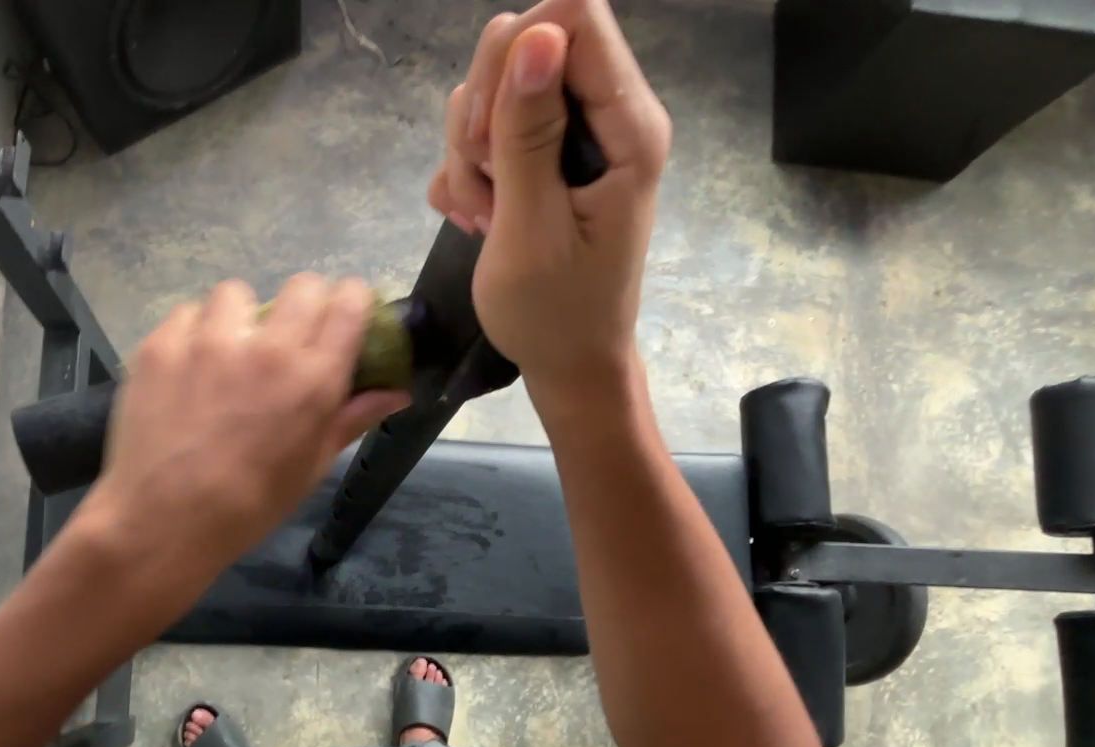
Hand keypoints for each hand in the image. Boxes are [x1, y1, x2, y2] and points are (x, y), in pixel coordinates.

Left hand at [77, 276, 410, 592]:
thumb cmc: (250, 505)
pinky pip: (187, 315)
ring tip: (227, 354)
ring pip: (237, 293)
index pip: (349, 303)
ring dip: (240, 318)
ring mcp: (209, 341)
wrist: (163, 520)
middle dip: (304, 304)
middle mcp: (267, 347)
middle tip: (289, 339)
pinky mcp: (162, 345)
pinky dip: (193, 335)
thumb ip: (353, 417)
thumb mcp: (312, 466)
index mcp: (313, 379)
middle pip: (302, 286)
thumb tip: (398, 392)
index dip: (353, 301)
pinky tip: (187, 370)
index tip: (345, 317)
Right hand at [427, 0, 671, 398]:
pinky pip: (482, 136)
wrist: (565, 364)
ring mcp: (567, 140)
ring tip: (485, 218)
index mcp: (626, 126)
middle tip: (486, 185)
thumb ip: (529, 136)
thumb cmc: (554, 313)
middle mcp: (603, 117)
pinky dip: (467, 178)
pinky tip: (478, 222)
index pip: (573, 19)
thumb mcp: (532, 230)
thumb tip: (536, 34)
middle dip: (483, 116)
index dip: (514, 59)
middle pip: (522, 46)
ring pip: (492, 94)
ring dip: (469, 156)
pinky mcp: (537, 164)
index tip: (490, 133)